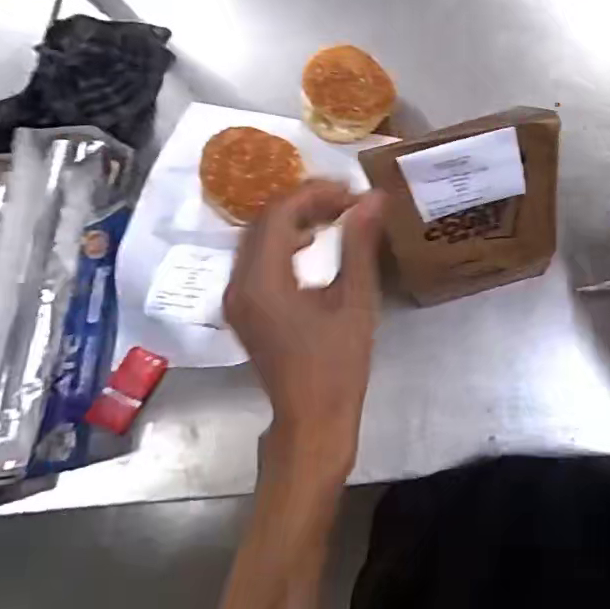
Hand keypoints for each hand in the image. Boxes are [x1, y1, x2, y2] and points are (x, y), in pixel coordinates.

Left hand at [224, 179, 385, 471]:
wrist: (313, 416)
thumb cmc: (339, 363)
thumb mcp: (356, 299)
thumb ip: (360, 244)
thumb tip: (373, 198)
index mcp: (263, 281)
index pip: (279, 214)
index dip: (315, 194)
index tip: (353, 192)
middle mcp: (238, 284)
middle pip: (263, 220)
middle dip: (304, 201)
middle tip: (347, 200)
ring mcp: (236, 296)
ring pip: (257, 236)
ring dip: (293, 218)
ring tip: (335, 215)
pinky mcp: (242, 306)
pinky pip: (256, 256)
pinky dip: (283, 240)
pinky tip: (312, 242)